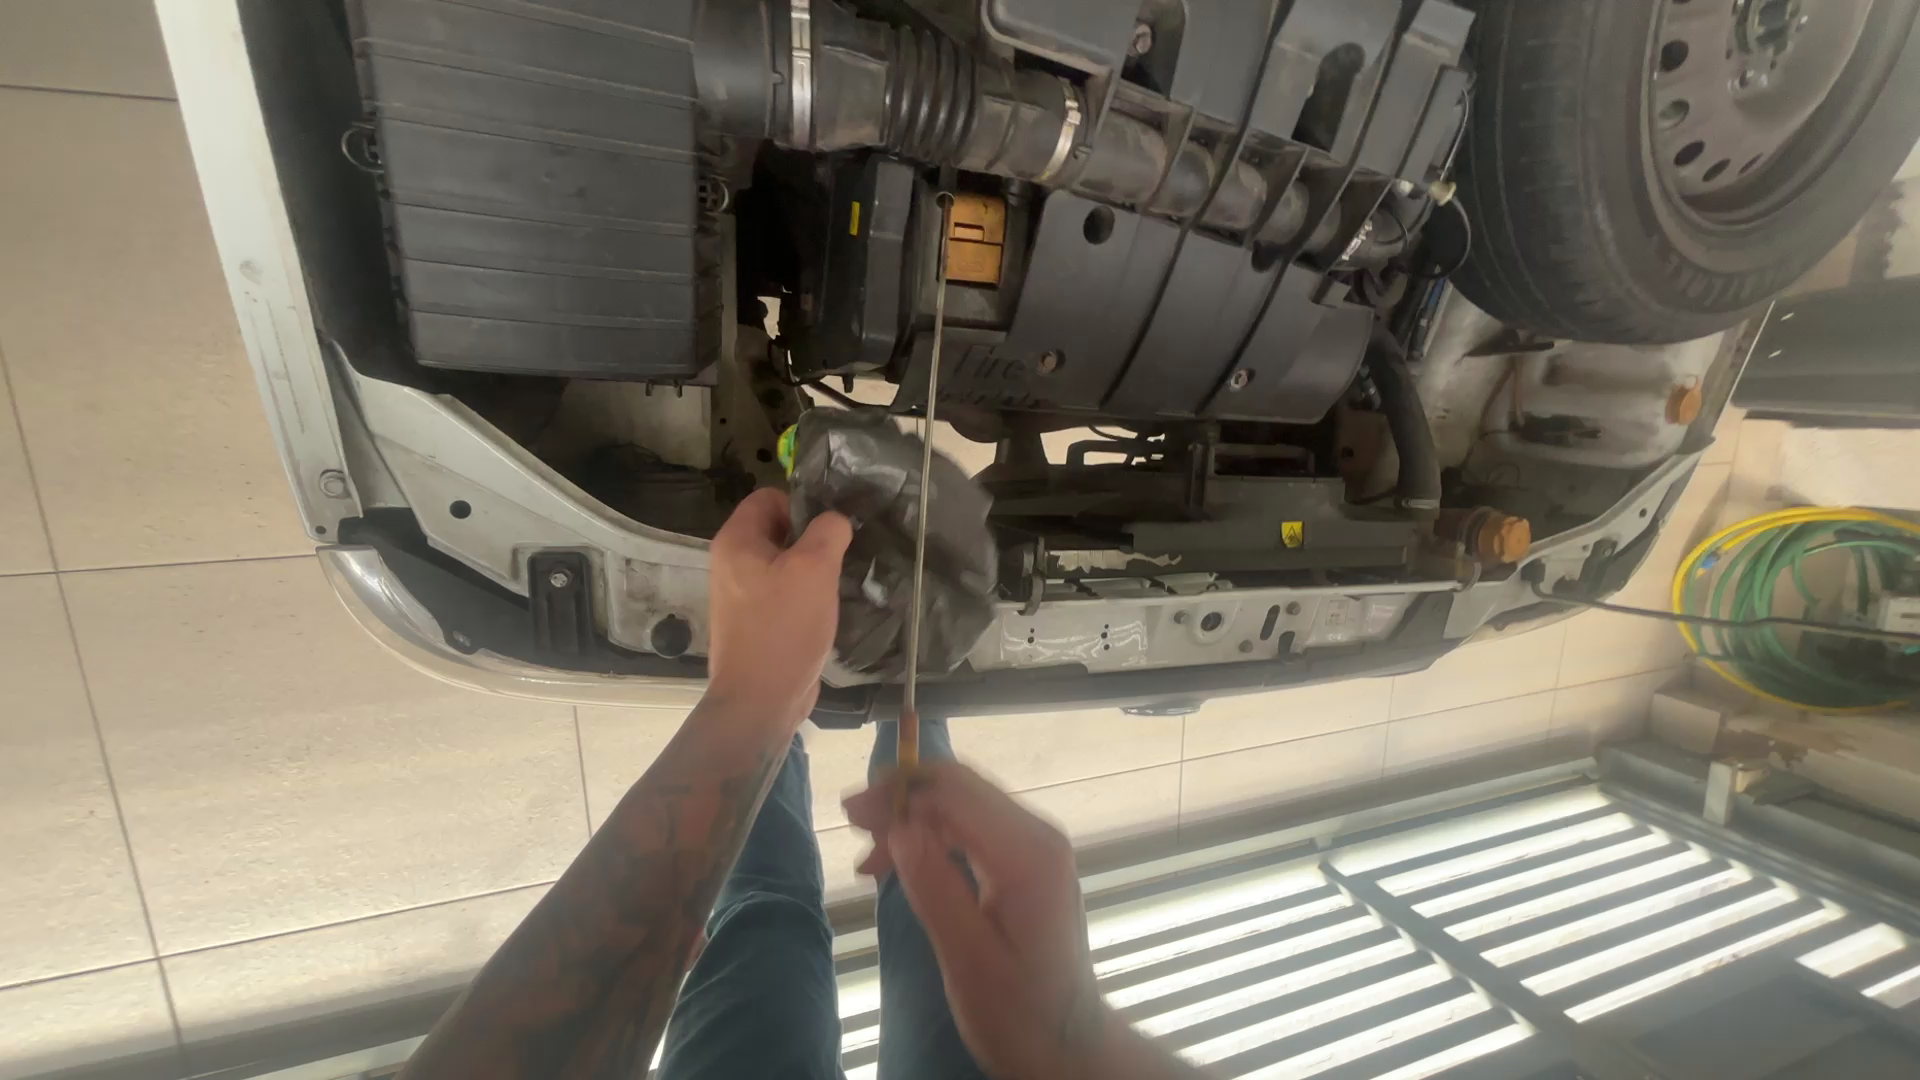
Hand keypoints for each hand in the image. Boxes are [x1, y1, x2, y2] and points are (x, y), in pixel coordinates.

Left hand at [706, 488, 851, 725]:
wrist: (761, 699)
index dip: (803, 504)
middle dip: (812, 538)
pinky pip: (784, 592)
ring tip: (837, 583)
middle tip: (840, 556)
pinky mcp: (756, 621)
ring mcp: (742, 594)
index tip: (832, 528)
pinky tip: (825, 609)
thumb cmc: (784, 628)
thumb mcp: (814, 568)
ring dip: (812, 569)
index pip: (769, 497)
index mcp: (736, 542)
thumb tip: (836, 520)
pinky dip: (805, 595)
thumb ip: (829, 532)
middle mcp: (732, 563)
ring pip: (784, 563)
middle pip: (778, 529)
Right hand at [844, 763, 1117, 1079]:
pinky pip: (972, 827)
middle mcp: (1036, 834)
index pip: (956, 793)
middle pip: (959, 789)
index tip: (854, 812)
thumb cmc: (1019, 1013)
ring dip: (914, 819)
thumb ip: (935, 887)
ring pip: (962, 804)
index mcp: (1028, 853)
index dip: (902, 792)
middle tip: (854, 822)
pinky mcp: (1026, 858)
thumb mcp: (968, 959)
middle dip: (903, 799)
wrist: (1068, 1047)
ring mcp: (1034, 843)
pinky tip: (902, 862)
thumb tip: (899, 827)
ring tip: (870, 857)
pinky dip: (933, 836)